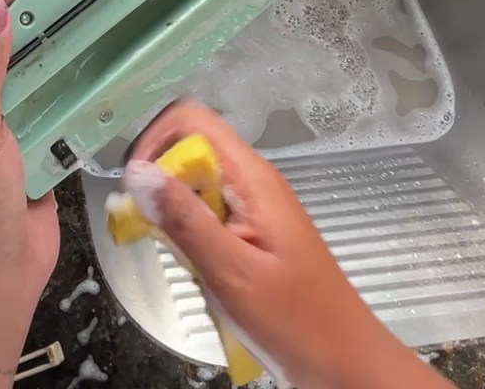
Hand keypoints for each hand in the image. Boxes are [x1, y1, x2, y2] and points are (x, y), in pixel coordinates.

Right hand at [129, 101, 450, 388]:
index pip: (191, 120)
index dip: (155, 139)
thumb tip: (136, 173)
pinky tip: (191, 261)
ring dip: (172, 206)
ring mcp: (255, 203)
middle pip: (190, 147)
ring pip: (197, 179)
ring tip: (166, 246)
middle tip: (142, 221)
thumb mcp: (231, 271)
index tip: (136, 185)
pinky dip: (189, 226)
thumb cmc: (295, 321)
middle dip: (159, 177)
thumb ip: (183, 219)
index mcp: (252, 177)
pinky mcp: (254, 227)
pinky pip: (209, 206)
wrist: (347, 367)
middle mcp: (253, 179)